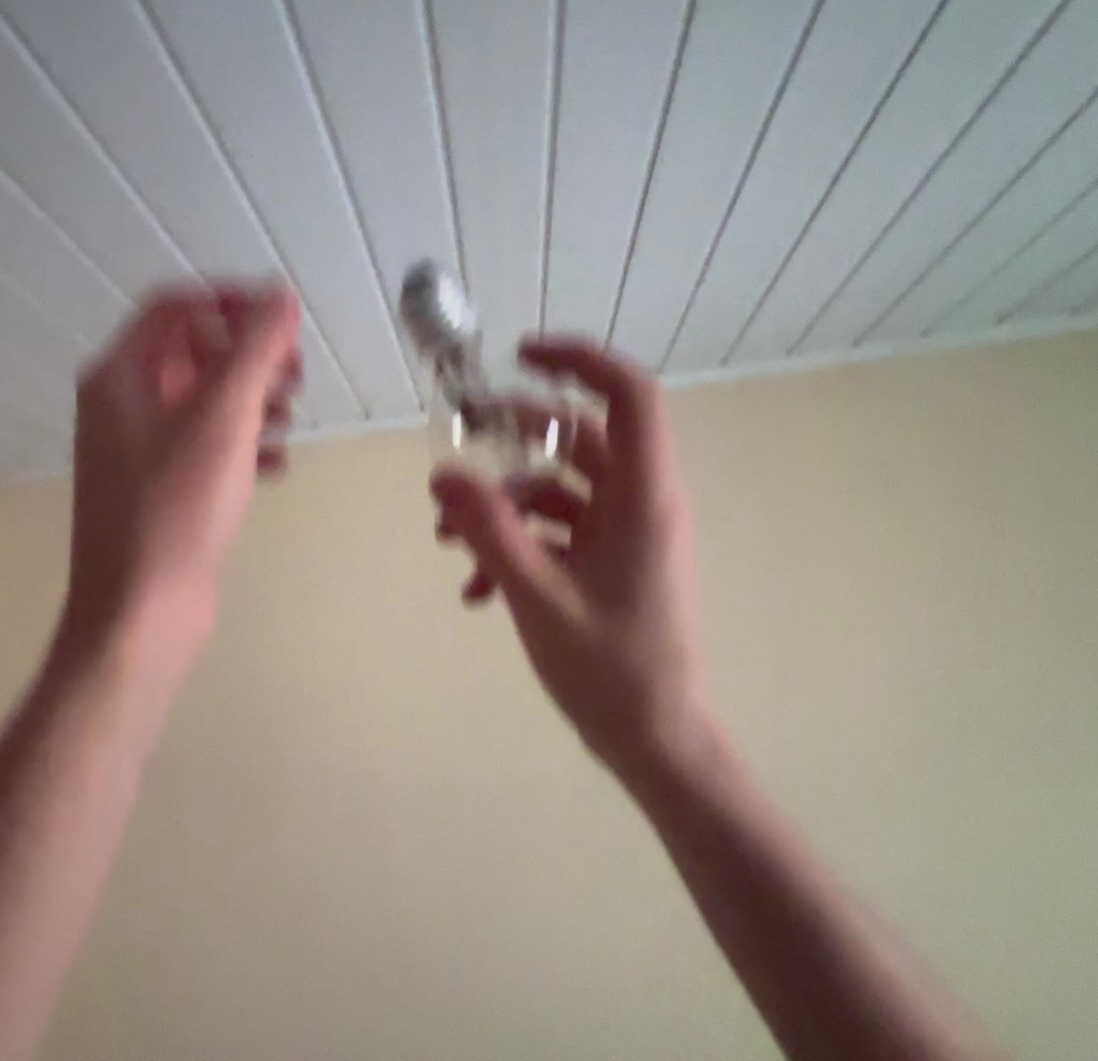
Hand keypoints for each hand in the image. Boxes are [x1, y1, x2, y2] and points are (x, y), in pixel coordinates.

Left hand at [62, 284, 299, 674]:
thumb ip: (255, 351)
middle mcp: (121, 403)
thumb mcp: (223, 419)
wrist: (141, 608)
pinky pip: (202, 445)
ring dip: (250, 399)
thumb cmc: (178, 507)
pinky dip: (240, 442)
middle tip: (295, 376)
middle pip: (192, 351)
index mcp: (121, 374)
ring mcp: (137, 449)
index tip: (284, 324)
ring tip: (290, 418)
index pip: (177, 305)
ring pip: (201, 400)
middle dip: (249, 356)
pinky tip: (275, 462)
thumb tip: (282, 295)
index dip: (232, 302)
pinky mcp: (157, 488)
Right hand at [431, 338, 715, 779]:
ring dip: (501, 504)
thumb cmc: (608, 669)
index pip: (628, 395)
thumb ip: (488, 529)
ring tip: (446, 539)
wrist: (655, 742)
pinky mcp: (607, 566)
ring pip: (557, 490)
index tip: (518, 356)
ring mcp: (622, 536)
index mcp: (643, 498)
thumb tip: (442, 474)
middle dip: (511, 439)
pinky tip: (474, 591)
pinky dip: (515, 545)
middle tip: (456, 443)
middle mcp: (638, 504)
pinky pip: (556, 534)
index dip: (578, 361)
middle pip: (578, 438)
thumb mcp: (536, 595)